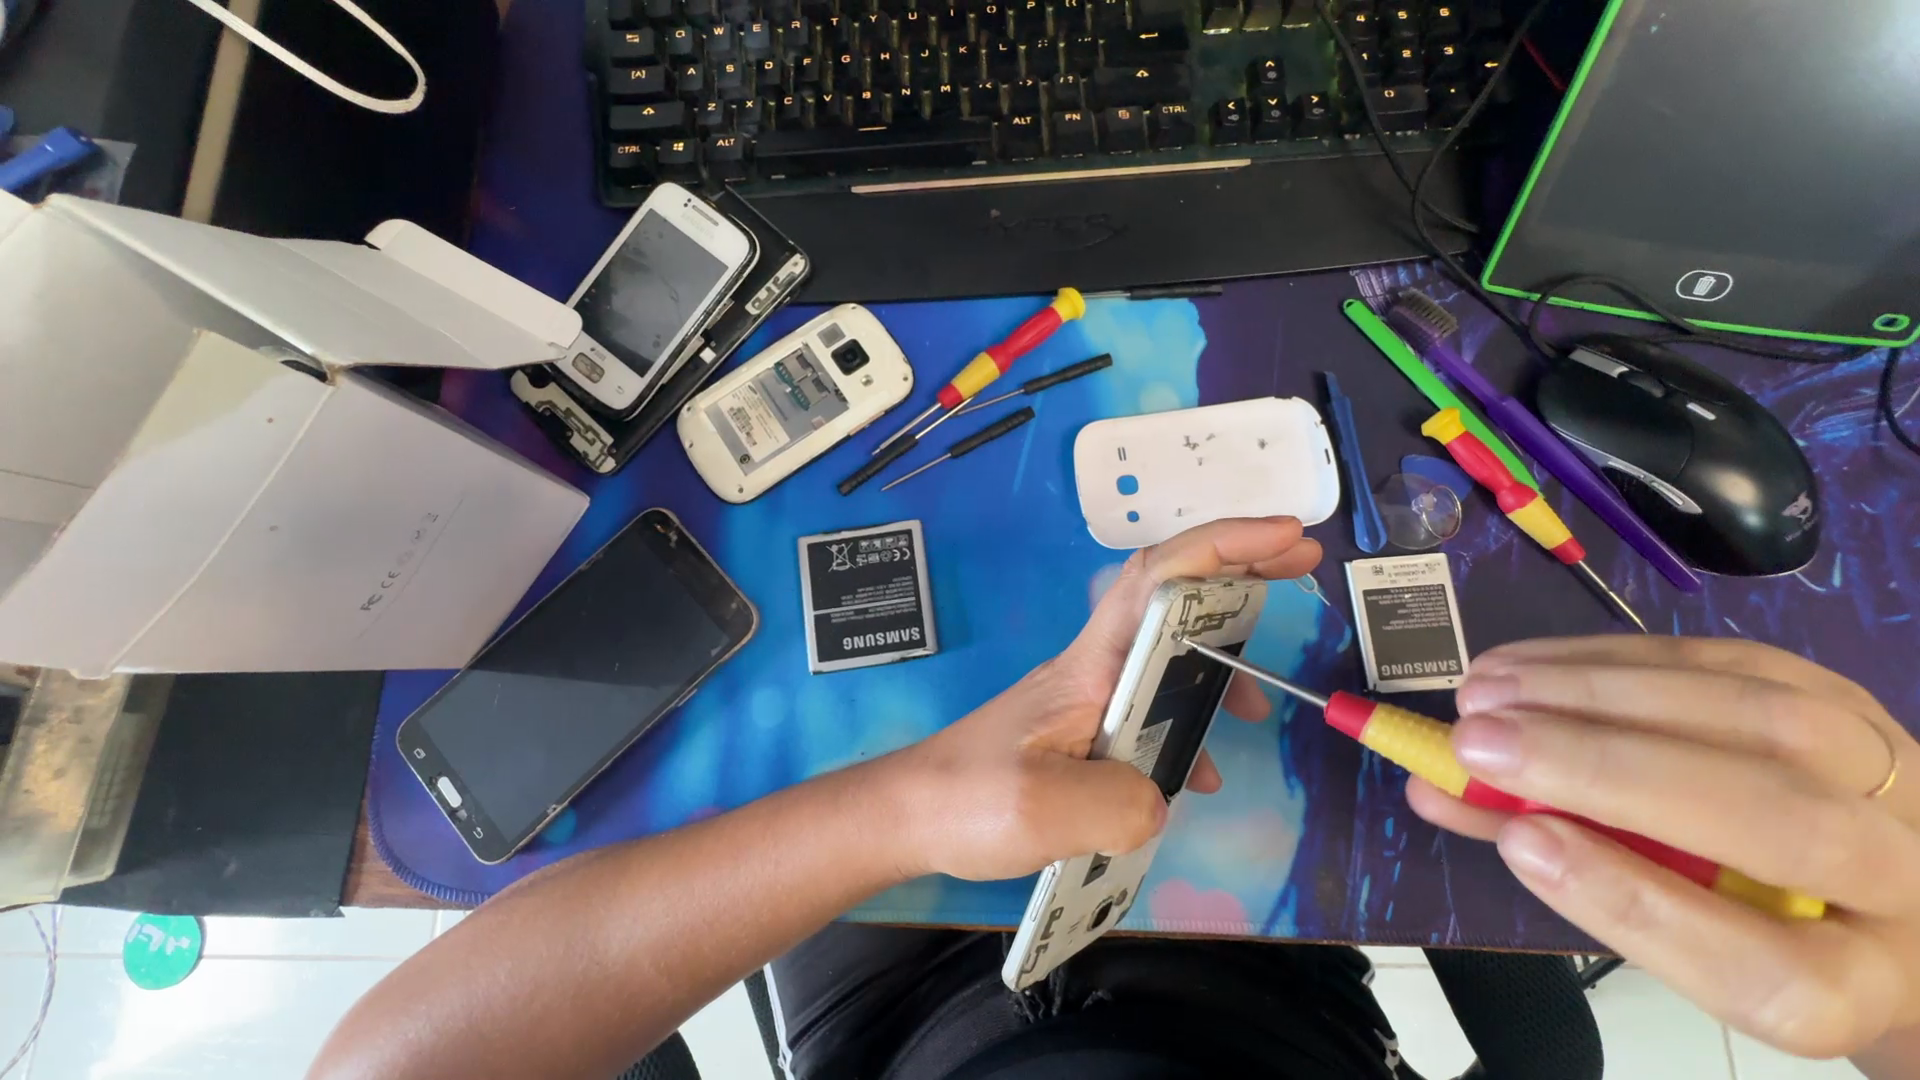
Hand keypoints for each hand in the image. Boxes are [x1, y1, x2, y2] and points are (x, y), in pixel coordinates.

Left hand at [883, 517, 1321, 883]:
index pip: (1156, 580)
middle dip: (1238, 575)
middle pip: (1172, 600)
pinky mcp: (1083, 732)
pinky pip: (1150, 711)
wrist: (910, 814)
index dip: (1222, 546)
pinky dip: (1187, 727)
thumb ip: (1119, 804)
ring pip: (1168, 657)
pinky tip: (1199, 771)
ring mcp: (1088, 697)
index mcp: (1090, 665)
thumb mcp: (1046, 811)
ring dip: (1221, 665)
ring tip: (1259, 707)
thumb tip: (1163, 795)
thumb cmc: (967, 800)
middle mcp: (1094, 667)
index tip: (1284, 535)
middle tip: (1299, 570)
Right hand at [1408, 635, 1919, 1059]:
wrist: (1862, 866)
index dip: (1639, 906)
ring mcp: (1896, 777)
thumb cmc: (1732, 909)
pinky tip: (1519, 663)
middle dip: (1603, 768)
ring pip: (1758, 718)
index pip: (1773, 974)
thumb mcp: (1651, 917)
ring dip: (1591, 692)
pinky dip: (1604, 657)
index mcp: (1863, 987)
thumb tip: (1431, 791)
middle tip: (1473, 741)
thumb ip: (1550, 858)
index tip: (1519, 843)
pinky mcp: (1843, 698)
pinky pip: (1726, 662)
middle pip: (1782, 823)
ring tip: (1479, 691)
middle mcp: (1911, 885)